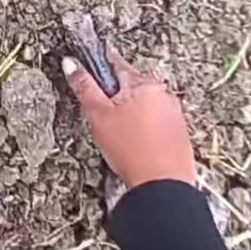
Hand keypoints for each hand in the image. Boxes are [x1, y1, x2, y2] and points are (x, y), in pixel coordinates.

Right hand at [63, 48, 196, 189]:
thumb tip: (70, 63)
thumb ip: (84, 86)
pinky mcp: (180, 131)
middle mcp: (163, 92)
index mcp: (143, 83)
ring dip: (132, 111)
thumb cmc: (132, 151)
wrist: (163, 188)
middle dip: (116, 95)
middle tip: (105, 116)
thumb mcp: (98, 116)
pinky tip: (137, 143)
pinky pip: (157, 119)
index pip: (115, 63)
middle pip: (130, 84)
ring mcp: (174, 112)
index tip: (90, 61)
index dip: (99, 63)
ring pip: (144, 103)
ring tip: (122, 135)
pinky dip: (145, 126)